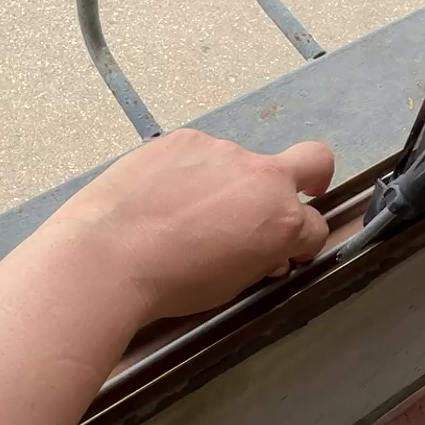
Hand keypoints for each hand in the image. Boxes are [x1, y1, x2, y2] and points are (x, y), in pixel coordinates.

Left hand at [41, 129, 334, 320]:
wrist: (109, 255)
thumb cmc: (171, 283)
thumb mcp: (231, 285)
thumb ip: (259, 260)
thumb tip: (265, 253)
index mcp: (280, 220)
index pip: (315, 226)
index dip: (303, 242)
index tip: (285, 252)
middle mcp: (261, 177)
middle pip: (316, 160)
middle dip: (315, 178)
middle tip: (283, 199)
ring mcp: (223, 151)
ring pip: (240, 163)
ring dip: (227, 183)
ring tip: (183, 212)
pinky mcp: (184, 139)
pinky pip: (199, 153)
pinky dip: (190, 171)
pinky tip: (160, 195)